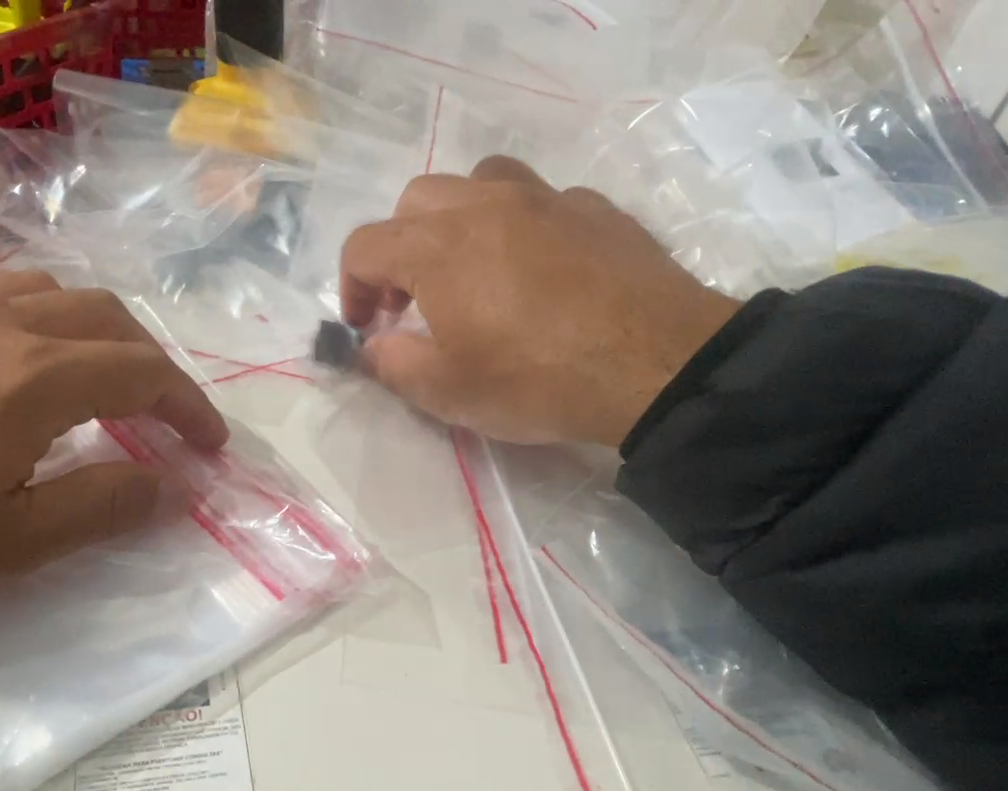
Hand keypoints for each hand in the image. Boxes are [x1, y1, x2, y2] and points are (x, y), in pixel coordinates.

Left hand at [0, 272, 228, 609]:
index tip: (209, 446)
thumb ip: (101, 506)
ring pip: (55, 293)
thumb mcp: (11, 542)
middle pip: (108, 319)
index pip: (143, 375)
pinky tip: (28, 360)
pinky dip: (47, 319)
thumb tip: (170, 485)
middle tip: (167, 417)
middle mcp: (1, 326)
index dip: (190, 408)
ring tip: (105, 380)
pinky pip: (2, 293)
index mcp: (33, 381)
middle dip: (155, 365)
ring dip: (101, 332)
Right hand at [340, 157, 743, 445]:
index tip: (366, 329)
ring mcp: (545, 198)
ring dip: (455, 221)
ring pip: (478, 181)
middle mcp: (484, 204)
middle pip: (415, 201)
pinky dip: (518, 227)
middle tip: (410, 303)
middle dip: (398, 249)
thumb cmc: (536, 379)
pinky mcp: (595, 208)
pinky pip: (538, 201)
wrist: (655, 364)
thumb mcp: (446, 391)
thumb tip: (370, 346)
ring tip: (470, 270)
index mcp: (437, 246)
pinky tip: (537, 272)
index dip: (351, 289)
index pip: (365, 246)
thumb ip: (391, 364)